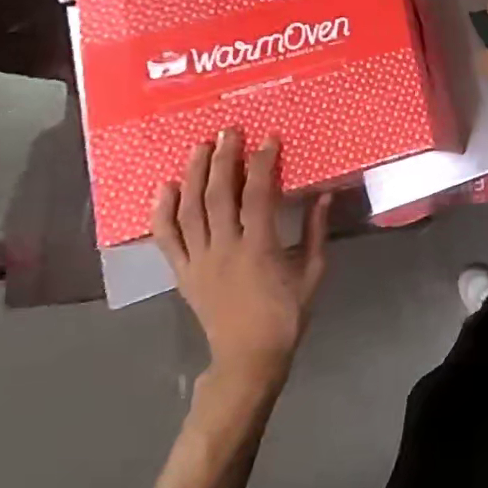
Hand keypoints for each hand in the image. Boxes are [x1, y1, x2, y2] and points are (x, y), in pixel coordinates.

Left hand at [153, 127, 333, 388]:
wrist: (248, 356)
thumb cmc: (287, 314)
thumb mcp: (314, 271)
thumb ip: (316, 231)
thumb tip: (324, 194)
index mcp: (259, 247)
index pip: (258, 194)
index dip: (262, 163)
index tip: (268, 139)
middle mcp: (224, 248)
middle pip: (218, 195)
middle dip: (223, 159)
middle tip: (228, 131)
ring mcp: (199, 260)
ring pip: (190, 210)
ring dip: (193, 175)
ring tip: (198, 148)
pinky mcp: (182, 273)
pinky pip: (166, 238)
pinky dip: (162, 211)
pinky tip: (165, 188)